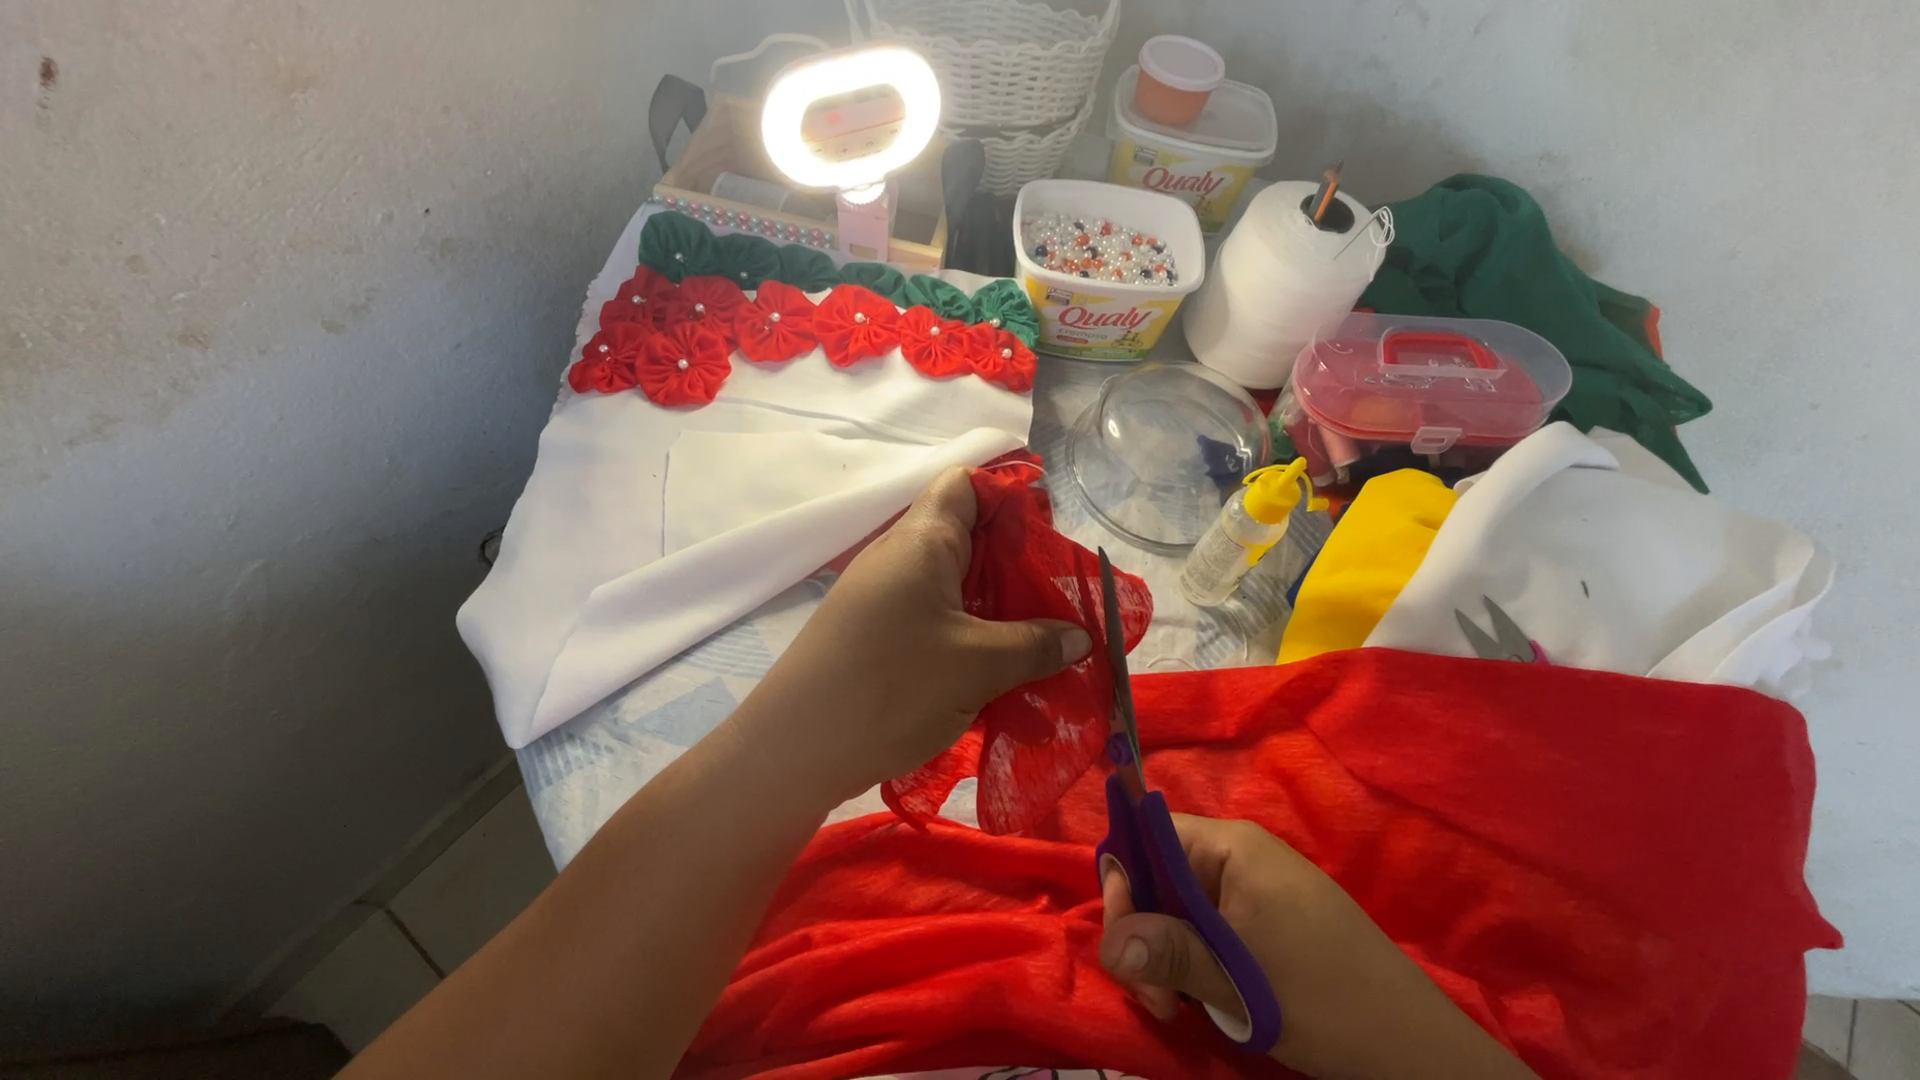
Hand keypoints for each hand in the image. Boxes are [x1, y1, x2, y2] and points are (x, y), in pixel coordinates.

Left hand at [735, 466, 1091, 803]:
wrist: (794, 751)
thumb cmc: (890, 687)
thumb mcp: (976, 666)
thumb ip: (1035, 644)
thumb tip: (1081, 636)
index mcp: (921, 541)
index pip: (965, 485)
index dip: (1010, 496)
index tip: (1049, 537)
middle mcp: (900, 559)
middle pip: (968, 539)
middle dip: (1017, 567)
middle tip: (1058, 602)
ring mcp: (884, 601)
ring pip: (955, 588)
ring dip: (998, 612)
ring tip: (1039, 645)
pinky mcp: (877, 639)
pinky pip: (936, 622)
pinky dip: (971, 640)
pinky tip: (998, 676)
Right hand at [1099, 815, 1538, 1079]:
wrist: (1416, 1046)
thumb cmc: (1323, 1000)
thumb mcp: (1235, 981)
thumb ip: (1166, 952)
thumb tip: (1108, 942)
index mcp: (1231, 846)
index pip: (1148, 836)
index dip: (1124, 885)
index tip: (1126, 947)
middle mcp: (1240, 853)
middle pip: (1160, 874)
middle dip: (1146, 932)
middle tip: (1158, 998)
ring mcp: (1257, 884)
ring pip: (1182, 904)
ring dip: (1169, 953)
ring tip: (1180, 1005)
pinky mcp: (1269, 917)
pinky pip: (1210, 921)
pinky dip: (1197, 958)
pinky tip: (1206, 996)